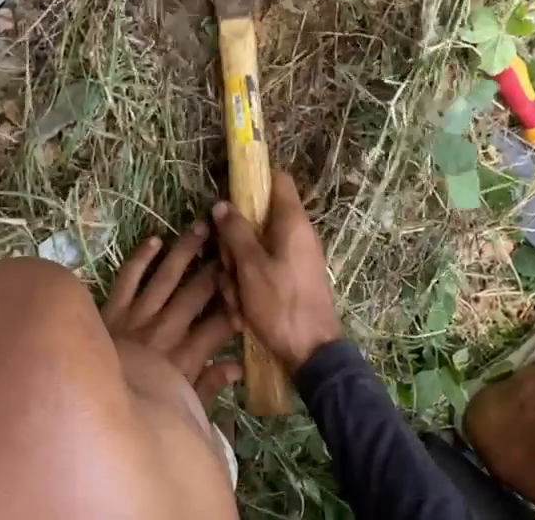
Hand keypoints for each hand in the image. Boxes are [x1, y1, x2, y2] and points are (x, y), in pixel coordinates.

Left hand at [101, 221, 241, 404]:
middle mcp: (163, 331)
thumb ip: (209, 387)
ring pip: (165, 277)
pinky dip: (140, 258)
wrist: (91, 404)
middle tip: (228, 244)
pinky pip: (127, 278)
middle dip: (213, 269)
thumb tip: (235, 368)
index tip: (248, 289)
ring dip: (183, 251)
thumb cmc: (141, 411)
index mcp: (184, 357)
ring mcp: (136, 317)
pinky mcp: (112, 310)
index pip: (218, 326)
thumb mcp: (183, 410)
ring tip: (200, 227)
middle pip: (194, 294)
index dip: (235, 307)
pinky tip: (154, 240)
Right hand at [209, 171, 342, 373]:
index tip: (230, 193)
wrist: (313, 355)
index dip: (254, 180)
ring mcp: (295, 259)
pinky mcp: (292, 281)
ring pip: (255, 250)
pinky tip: (243, 313)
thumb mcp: (250, 267)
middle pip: (257, 220)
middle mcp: (297, 236)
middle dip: (235, 244)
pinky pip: (264, 272)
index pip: (278, 179)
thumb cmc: (282, 305)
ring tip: (236, 300)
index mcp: (292, 222)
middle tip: (229, 267)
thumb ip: (235, 233)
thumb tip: (222, 205)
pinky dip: (250, 288)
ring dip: (238, 272)